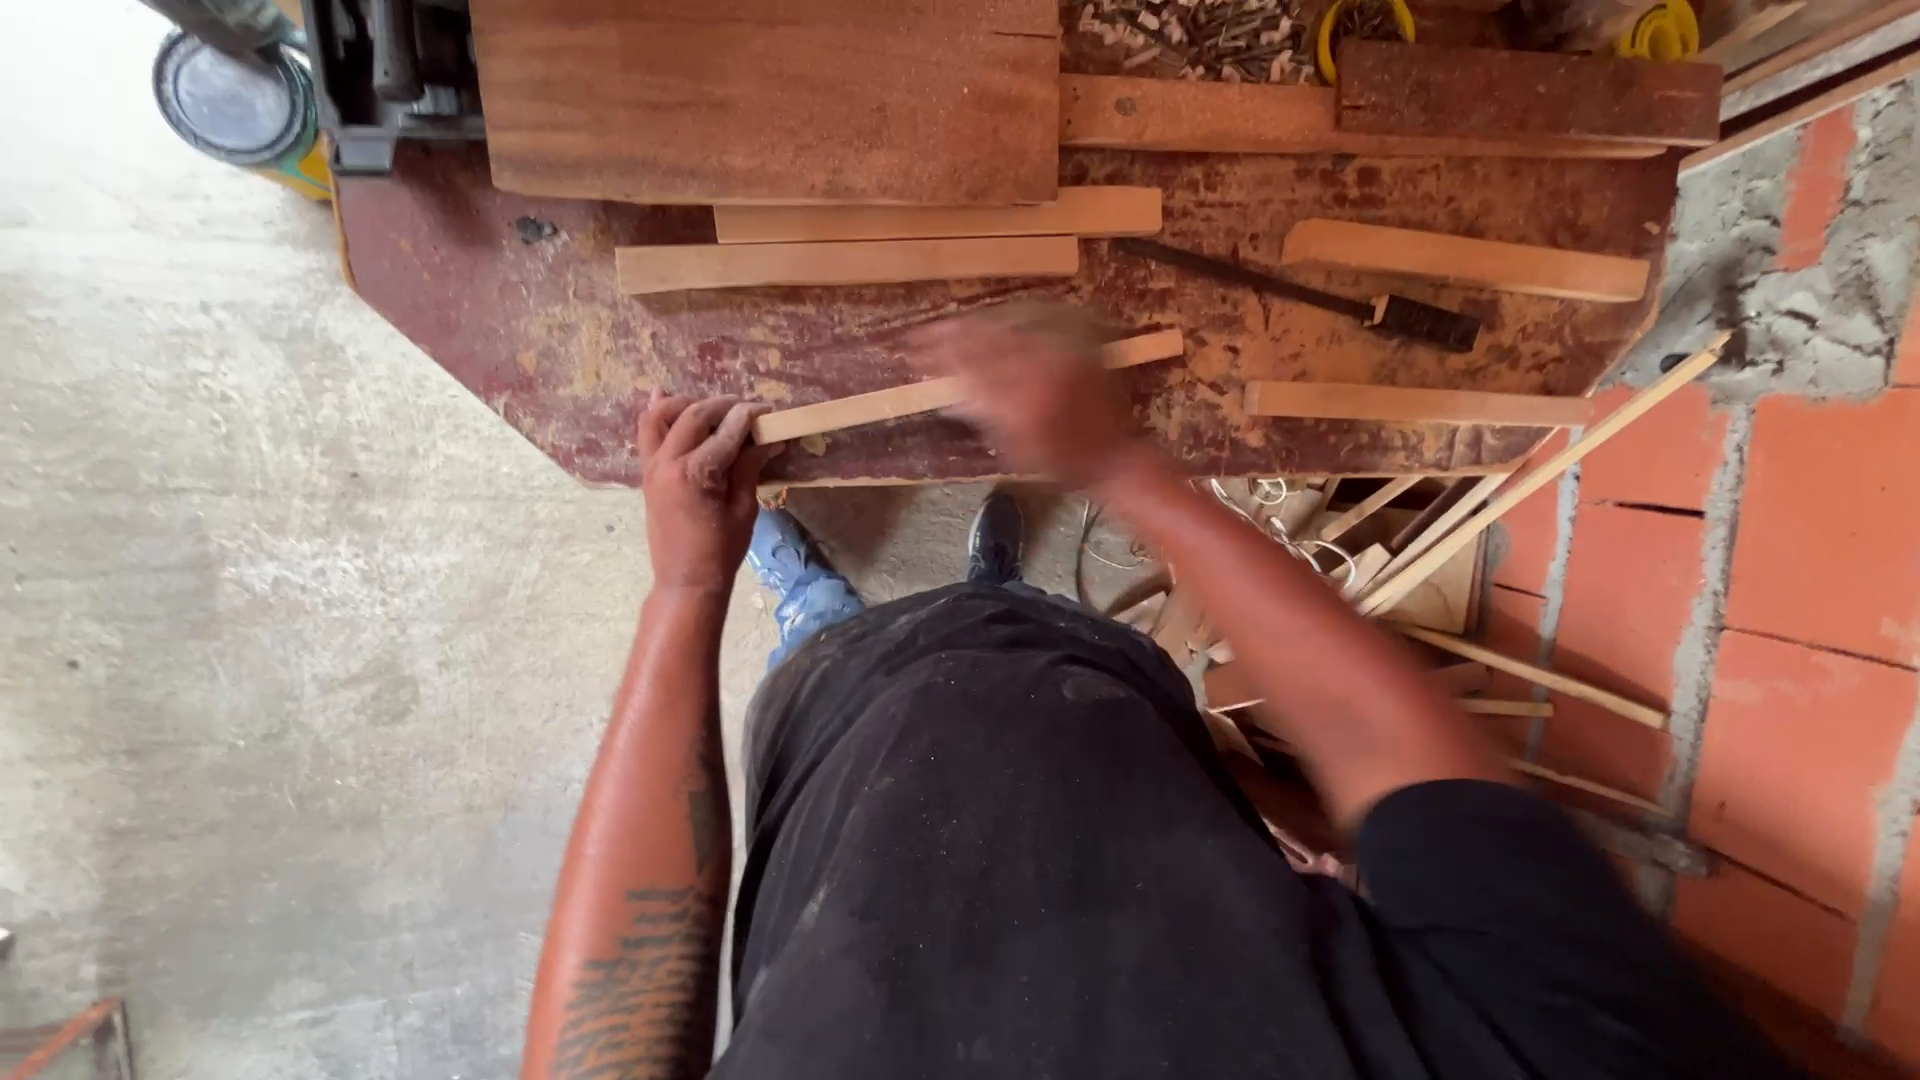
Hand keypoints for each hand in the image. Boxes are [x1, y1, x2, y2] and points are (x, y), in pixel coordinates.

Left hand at [637, 391, 780, 592]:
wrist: (686, 580)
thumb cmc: (721, 551)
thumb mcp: (744, 509)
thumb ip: (750, 468)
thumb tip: (768, 439)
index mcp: (696, 473)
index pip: (727, 431)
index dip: (750, 416)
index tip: (769, 410)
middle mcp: (667, 463)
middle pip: (694, 415)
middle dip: (723, 405)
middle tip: (748, 409)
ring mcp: (652, 466)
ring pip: (660, 415)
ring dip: (687, 404)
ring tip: (712, 410)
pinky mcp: (647, 473)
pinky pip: (646, 433)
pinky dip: (656, 413)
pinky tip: (663, 396)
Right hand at [912, 306, 1145, 490]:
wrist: (1112, 457)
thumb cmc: (1059, 465)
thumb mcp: (1013, 451)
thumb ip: (983, 419)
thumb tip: (952, 394)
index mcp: (1019, 402)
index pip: (969, 369)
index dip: (940, 358)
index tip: (916, 353)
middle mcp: (1037, 371)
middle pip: (983, 343)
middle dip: (949, 335)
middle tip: (924, 333)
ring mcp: (1056, 355)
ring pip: (1005, 329)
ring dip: (973, 324)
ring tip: (948, 323)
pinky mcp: (1072, 347)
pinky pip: (1032, 325)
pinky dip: (1004, 321)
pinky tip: (989, 320)